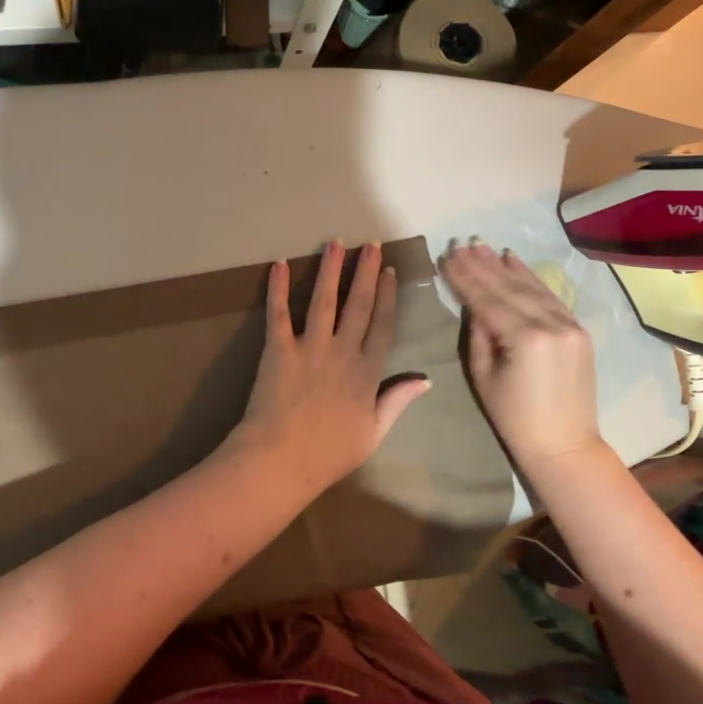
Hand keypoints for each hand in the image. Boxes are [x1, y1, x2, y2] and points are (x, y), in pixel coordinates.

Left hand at [238, 241, 431, 490]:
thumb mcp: (373, 433)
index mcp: (367, 373)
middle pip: (357, 305)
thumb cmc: (329, 453)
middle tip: (370, 245)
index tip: (389, 272)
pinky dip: (276, 288)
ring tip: (335, 243)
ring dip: (329, 269)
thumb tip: (425, 380)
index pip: (382, 326)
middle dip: (364, 272)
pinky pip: (278, 313)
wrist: (280, 460)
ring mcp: (309, 348)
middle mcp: (342, 352)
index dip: (387, 297)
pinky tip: (277, 264)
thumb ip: (397, 401)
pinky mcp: (277, 349)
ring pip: (323, 300)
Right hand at [438, 242, 603, 464]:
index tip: (448, 257)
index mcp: (526, 339)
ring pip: (532, 288)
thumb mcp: (484, 375)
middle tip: (462, 244)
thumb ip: (479, 333)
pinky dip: (531, 279)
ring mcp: (570, 325)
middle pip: (510, 288)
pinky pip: (550, 297)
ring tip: (484, 248)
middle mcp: (552, 325)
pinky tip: (514, 263)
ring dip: (506, 267)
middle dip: (483, 266)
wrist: (563, 443)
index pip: (488, 300)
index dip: (466, 278)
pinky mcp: (578, 330)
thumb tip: (473, 302)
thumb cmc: (513, 417)